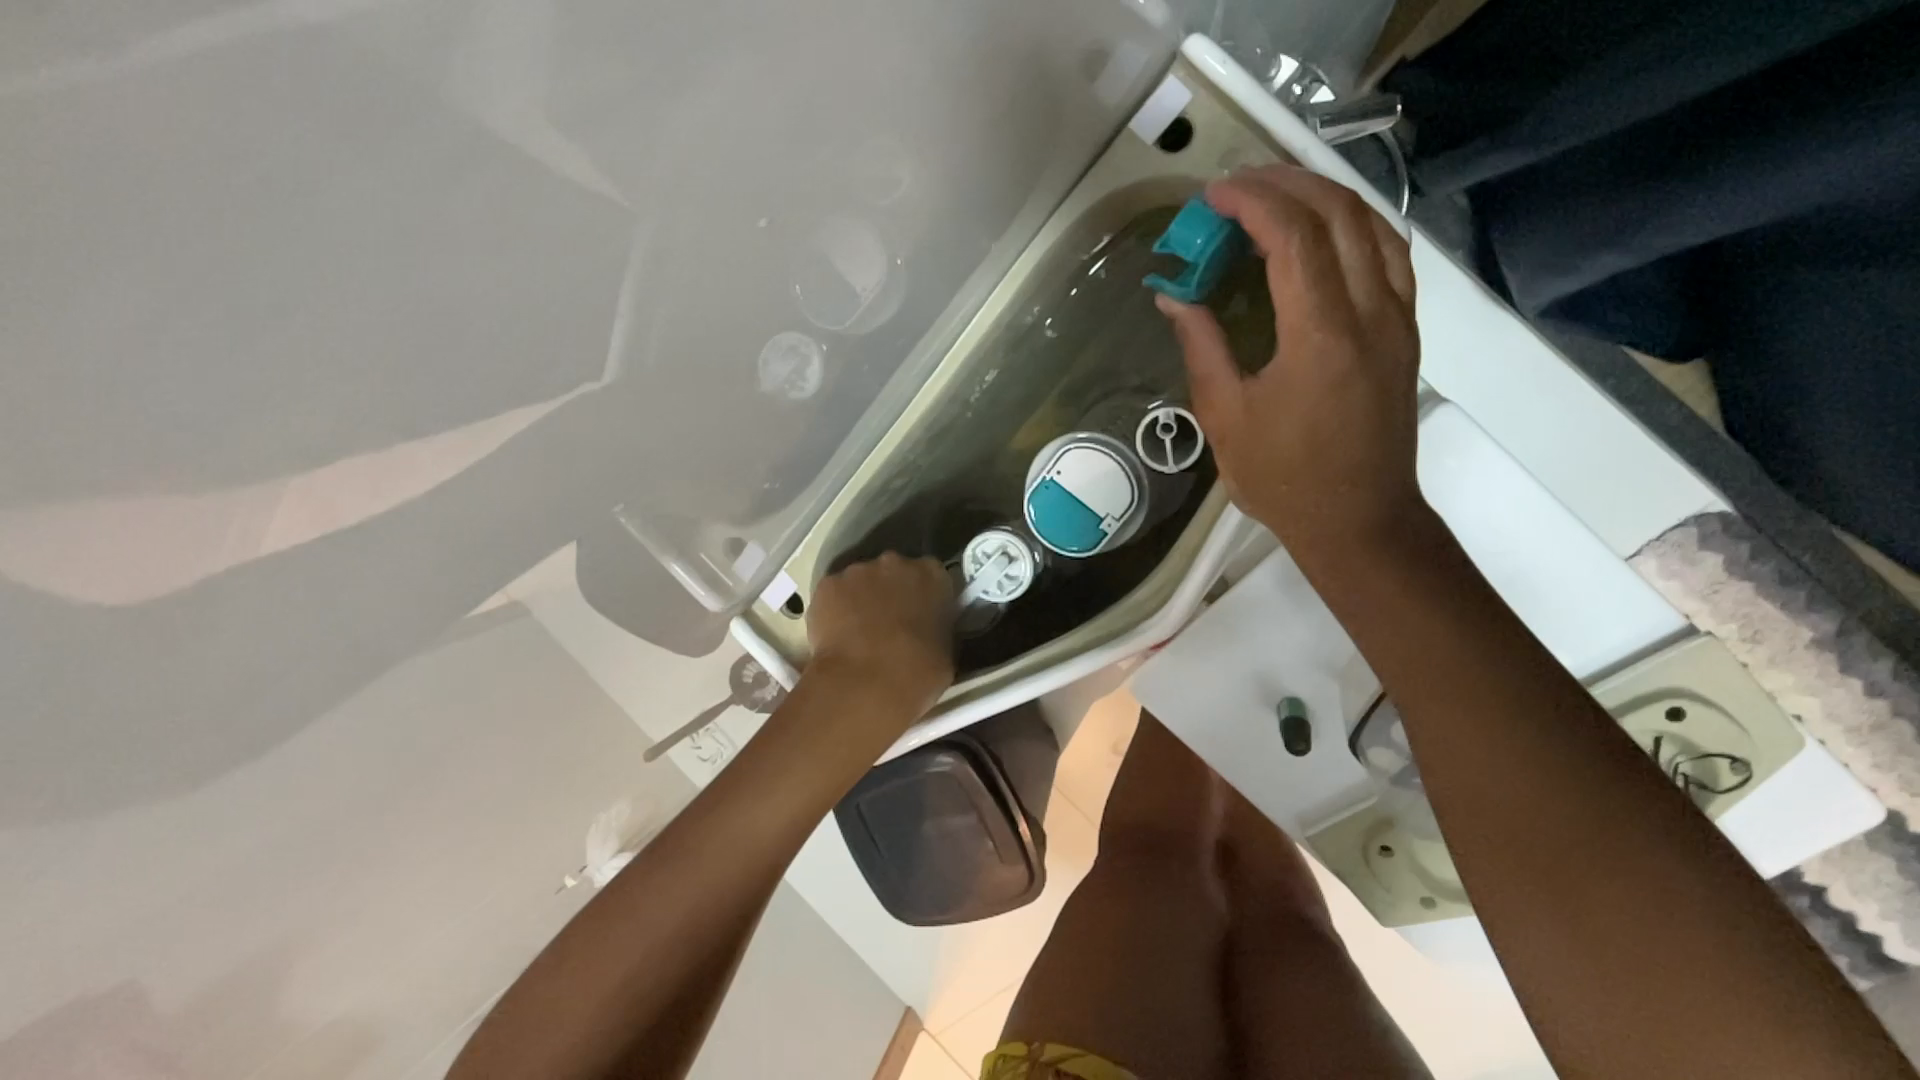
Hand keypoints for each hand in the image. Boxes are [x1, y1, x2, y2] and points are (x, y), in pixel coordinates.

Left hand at [806, 553, 956, 720]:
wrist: (866, 684)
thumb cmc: (918, 673)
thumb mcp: (946, 651)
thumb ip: (937, 629)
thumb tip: (926, 632)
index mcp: (933, 575)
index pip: (931, 576)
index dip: (924, 596)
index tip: (919, 616)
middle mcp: (896, 563)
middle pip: (893, 571)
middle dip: (890, 592)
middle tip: (887, 625)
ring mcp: (858, 571)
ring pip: (860, 581)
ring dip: (861, 600)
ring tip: (857, 634)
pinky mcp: (828, 585)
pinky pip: (833, 594)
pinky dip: (834, 610)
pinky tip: (836, 636)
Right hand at [1156, 165, 1423, 563]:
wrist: (1360, 521)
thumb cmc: (1285, 479)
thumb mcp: (1226, 417)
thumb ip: (1202, 347)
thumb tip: (1174, 296)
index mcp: (1320, 334)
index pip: (1292, 236)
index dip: (1251, 201)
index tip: (1212, 195)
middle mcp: (1369, 312)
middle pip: (1338, 214)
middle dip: (1285, 184)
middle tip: (1237, 185)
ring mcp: (1397, 319)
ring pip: (1373, 225)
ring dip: (1325, 196)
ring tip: (1278, 192)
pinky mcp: (1406, 332)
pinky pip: (1390, 255)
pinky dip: (1356, 225)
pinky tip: (1326, 229)